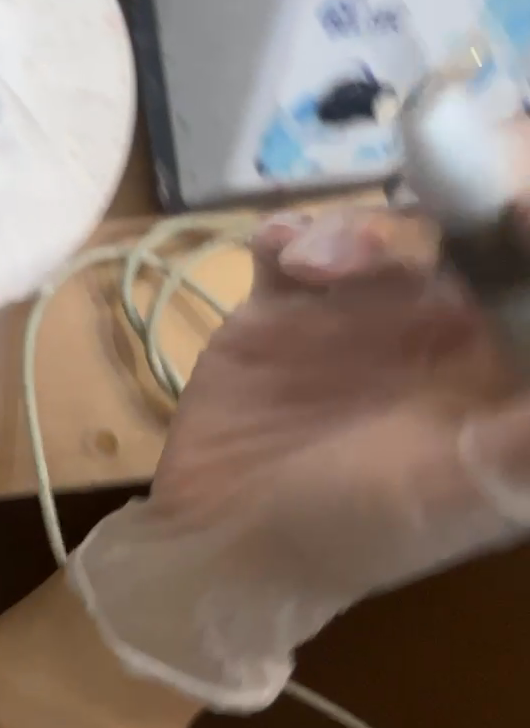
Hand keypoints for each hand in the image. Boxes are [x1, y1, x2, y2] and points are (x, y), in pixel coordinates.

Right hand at [71, 200, 529, 710]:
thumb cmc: (364, 530)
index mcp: (519, 361)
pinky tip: (273, 245)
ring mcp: (360, 313)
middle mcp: (455, 323)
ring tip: (310, 265)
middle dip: (464, 195)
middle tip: (437, 188)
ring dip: (356, 230)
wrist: (228, 538)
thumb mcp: (485, 486)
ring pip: (386, 231)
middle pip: (477, 230)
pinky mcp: (279, 313)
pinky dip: (287, 234)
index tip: (515, 210)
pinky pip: (291, 252)